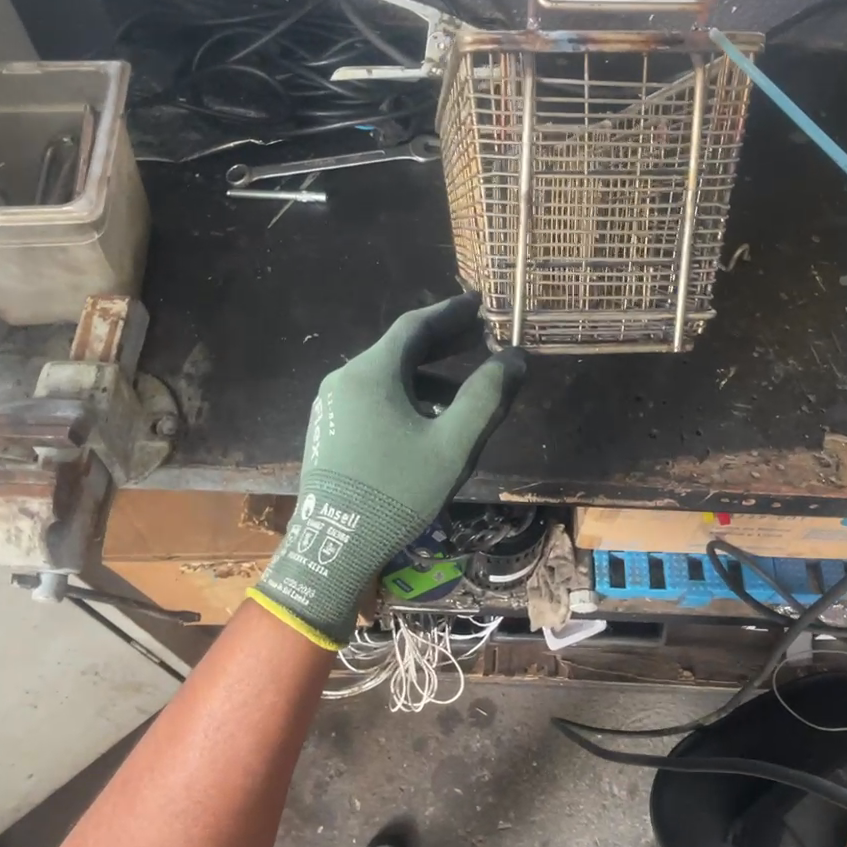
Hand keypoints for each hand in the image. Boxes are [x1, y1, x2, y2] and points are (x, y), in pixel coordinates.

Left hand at [251, 294, 526, 648]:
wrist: (336, 543)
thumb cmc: (397, 490)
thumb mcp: (452, 445)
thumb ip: (485, 397)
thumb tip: (515, 357)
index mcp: (371, 373)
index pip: (414, 326)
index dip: (450, 312)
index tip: (479, 303)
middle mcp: (345, 380)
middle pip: (399, 349)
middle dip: (442, 341)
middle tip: (479, 335)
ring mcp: (333, 406)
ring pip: (386, 376)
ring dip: (426, 374)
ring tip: (462, 383)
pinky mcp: (331, 430)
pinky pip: (373, 398)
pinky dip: (405, 395)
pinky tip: (427, 418)